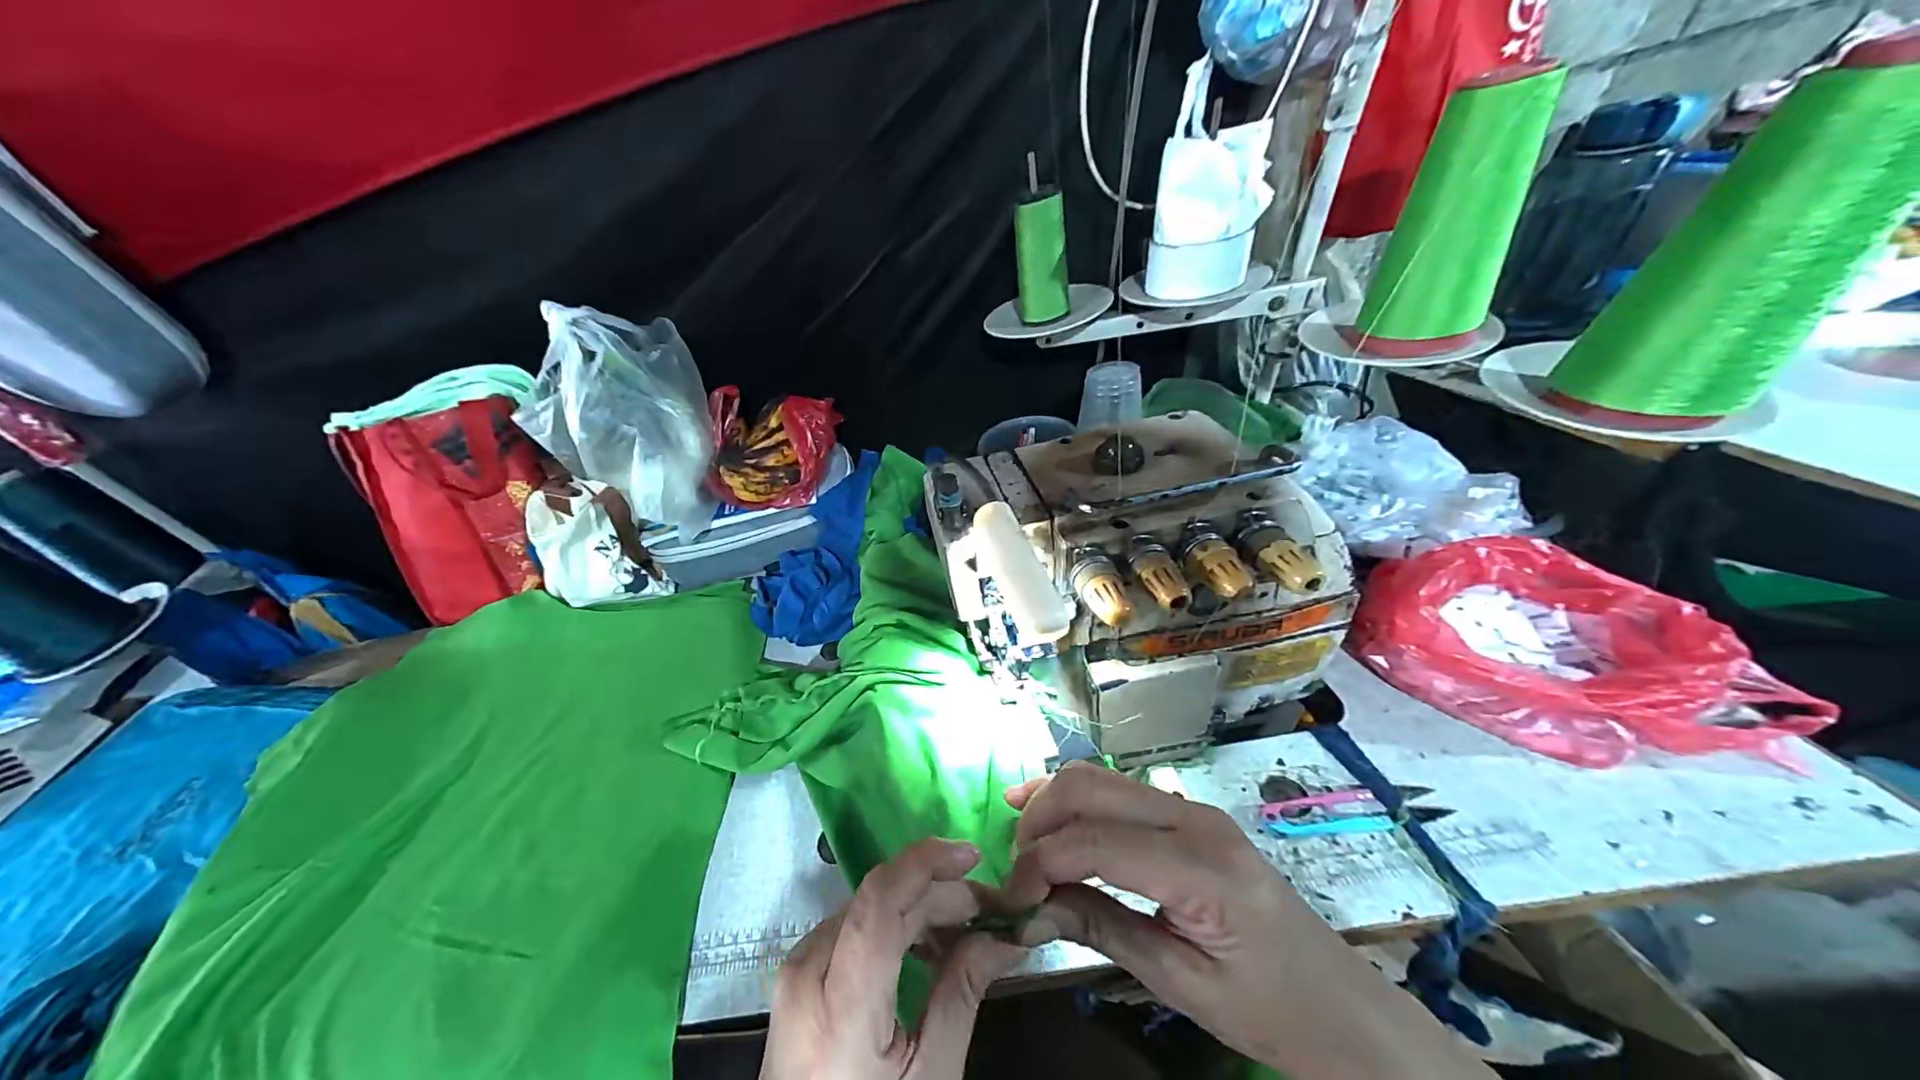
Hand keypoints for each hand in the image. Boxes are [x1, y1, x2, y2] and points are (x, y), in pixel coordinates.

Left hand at [761, 838, 1025, 1079]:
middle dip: (941, 893)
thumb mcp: (929, 1079)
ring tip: (967, 928)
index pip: (880, 899)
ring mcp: (797, 968)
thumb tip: (1000, 937)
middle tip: (992, 910)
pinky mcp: (798, 972)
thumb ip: (960, 997)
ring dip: (920, 905)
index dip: (926, 862)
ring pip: (868, 906)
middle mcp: (807, 969)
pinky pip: (854, 926)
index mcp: (839, 1003)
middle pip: (880, 899)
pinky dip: (895, 923)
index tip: (972, 855)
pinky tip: (927, 944)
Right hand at [1002, 763, 1492, 1079]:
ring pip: (1100, 779)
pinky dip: (1079, 808)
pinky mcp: (1189, 815)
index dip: (1039, 863)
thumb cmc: (1271, 1008)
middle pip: (1090, 787)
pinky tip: (1055, 830)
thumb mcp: (1181, 983)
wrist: (1343, 1005)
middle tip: (1014, 872)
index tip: (1010, 900)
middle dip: (1038, 820)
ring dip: (1054, 807)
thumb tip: (1026, 910)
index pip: (1094, 841)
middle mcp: (1194, 817)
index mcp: (1201, 866)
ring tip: (1027, 854)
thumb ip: (1101, 930)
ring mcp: (1193, 809)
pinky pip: (1119, 794)